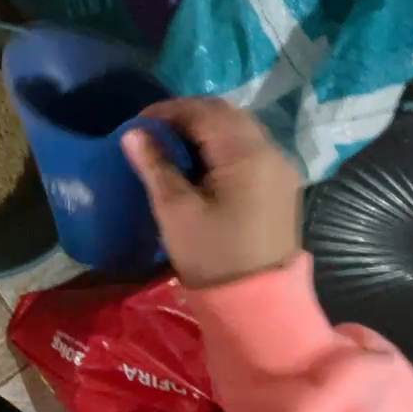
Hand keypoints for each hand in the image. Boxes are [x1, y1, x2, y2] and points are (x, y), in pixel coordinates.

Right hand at [123, 97, 300, 288]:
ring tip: (169, 145)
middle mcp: (270, 154)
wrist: (256, 300)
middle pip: (227, 114)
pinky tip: (196, 161)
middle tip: (151, 131)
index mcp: (247, 156)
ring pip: (239, 128)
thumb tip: (132, 133)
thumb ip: (155, 165)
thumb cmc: (211, 253)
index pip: (206, 113)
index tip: (137, 125)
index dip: (168, 111)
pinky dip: (219, 143)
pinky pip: (247, 147)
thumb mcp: (174, 209)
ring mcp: (279, 169)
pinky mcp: (278, 184)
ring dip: (203, 128)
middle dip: (186, 115)